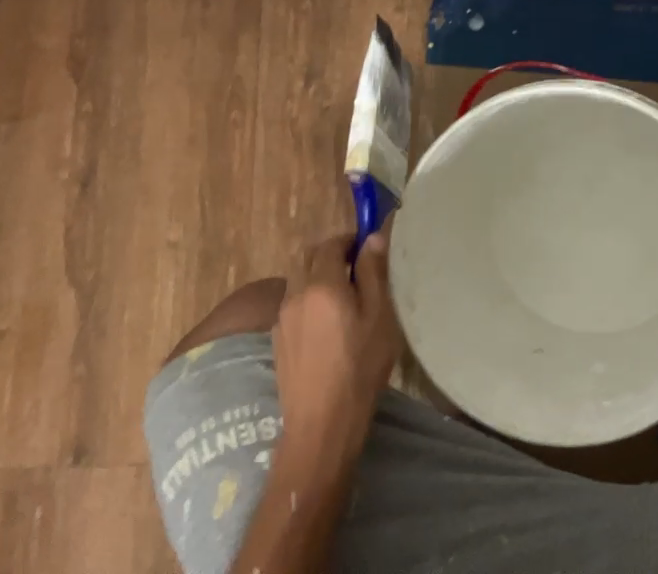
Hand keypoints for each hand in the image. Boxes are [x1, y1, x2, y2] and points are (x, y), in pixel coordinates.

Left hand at [272, 230, 401, 450]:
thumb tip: (372, 237)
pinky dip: (310, 301)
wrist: (323, 421)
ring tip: (346, 299)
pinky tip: (329, 326)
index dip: (350, 239)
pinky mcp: (277, 340)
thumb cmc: (361, 365)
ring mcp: (281, 318)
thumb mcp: (379, 315)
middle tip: (360, 269)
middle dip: (332, 255)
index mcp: (322, 284)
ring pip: (299, 282)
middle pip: (308, 259)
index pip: (330, 244)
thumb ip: (373, 273)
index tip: (369, 247)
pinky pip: (294, 306)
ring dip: (320, 278)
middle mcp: (295, 294)